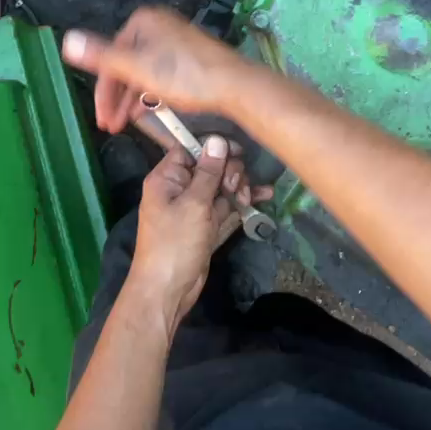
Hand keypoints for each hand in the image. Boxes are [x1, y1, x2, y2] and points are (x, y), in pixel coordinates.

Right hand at [62, 7, 265, 133]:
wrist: (234, 85)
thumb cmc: (186, 75)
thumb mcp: (137, 67)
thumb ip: (101, 56)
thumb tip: (67, 40)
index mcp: (142, 23)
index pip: (110, 57)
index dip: (103, 91)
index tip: (101, 118)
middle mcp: (157, 26)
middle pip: (125, 65)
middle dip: (116, 98)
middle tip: (110, 126)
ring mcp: (173, 41)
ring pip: (141, 72)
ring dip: (130, 100)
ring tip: (124, 125)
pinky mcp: (187, 57)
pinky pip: (158, 75)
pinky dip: (149, 94)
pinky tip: (145, 113)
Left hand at [124, 135, 273, 335]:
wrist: (167, 290)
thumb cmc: (175, 243)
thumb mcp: (194, 204)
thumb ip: (208, 172)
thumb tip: (217, 139)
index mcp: (166, 177)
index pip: (189, 148)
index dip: (213, 146)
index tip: (237, 150)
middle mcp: (179, 188)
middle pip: (210, 166)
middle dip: (229, 171)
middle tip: (235, 187)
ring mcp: (194, 207)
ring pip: (221, 185)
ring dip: (238, 187)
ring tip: (247, 198)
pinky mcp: (207, 224)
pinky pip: (226, 206)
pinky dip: (241, 202)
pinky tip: (264, 197)